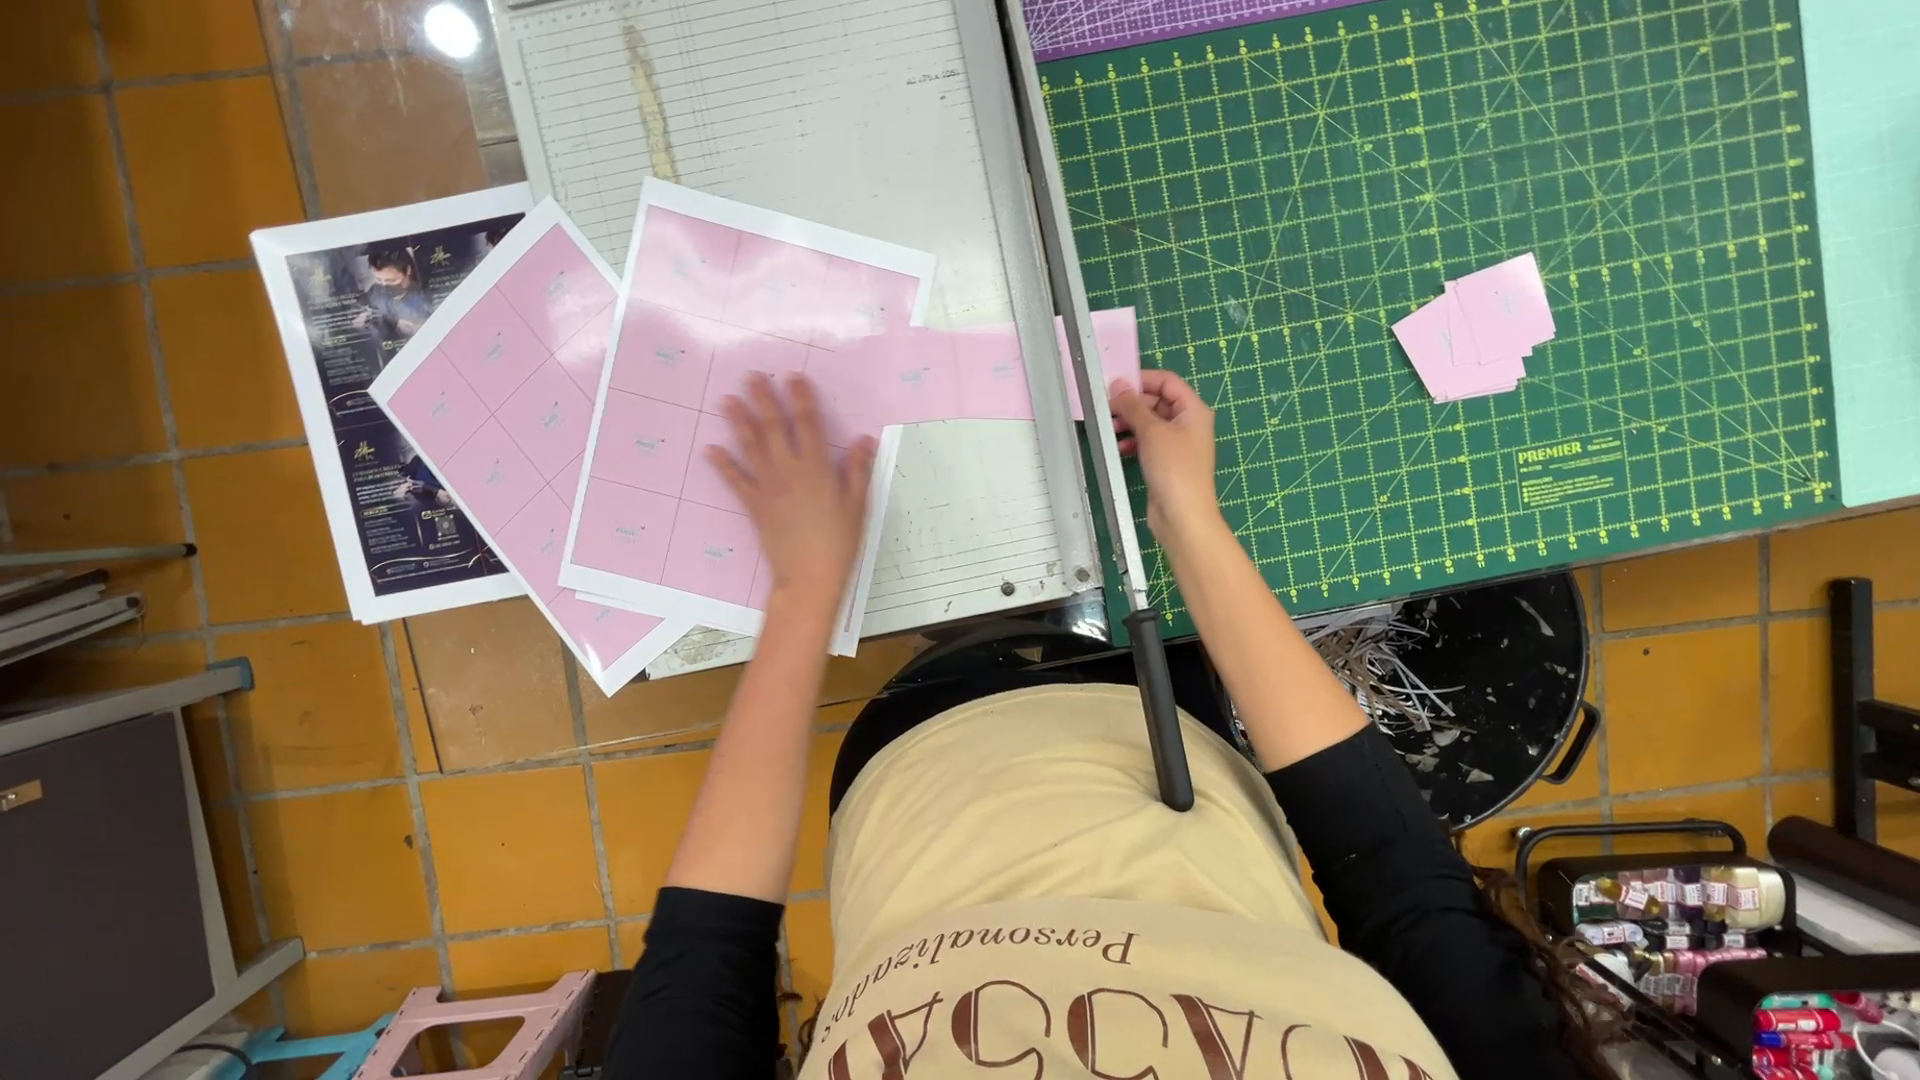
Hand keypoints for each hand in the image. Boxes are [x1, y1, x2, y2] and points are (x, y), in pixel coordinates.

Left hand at [709, 373, 878, 608]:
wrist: (809, 575)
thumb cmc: (839, 541)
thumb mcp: (858, 505)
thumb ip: (858, 470)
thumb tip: (864, 439)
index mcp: (818, 468)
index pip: (809, 424)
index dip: (801, 399)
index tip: (793, 378)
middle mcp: (790, 471)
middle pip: (775, 427)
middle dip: (763, 399)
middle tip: (752, 376)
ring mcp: (768, 487)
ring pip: (751, 447)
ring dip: (739, 422)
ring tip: (727, 400)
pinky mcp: (754, 505)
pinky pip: (735, 480)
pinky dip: (723, 464)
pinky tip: (710, 448)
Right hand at [1110, 370, 1223, 543]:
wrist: (1182, 515)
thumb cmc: (1174, 469)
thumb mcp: (1152, 432)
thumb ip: (1133, 406)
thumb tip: (1118, 385)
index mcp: (1193, 410)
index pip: (1167, 382)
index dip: (1142, 379)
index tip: (1116, 385)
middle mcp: (1187, 423)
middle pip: (1156, 401)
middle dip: (1132, 404)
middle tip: (1108, 408)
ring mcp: (1177, 443)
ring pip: (1149, 423)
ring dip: (1129, 423)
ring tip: (1110, 428)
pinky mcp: (1166, 461)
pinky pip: (1147, 442)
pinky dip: (1133, 441)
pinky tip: (1119, 447)